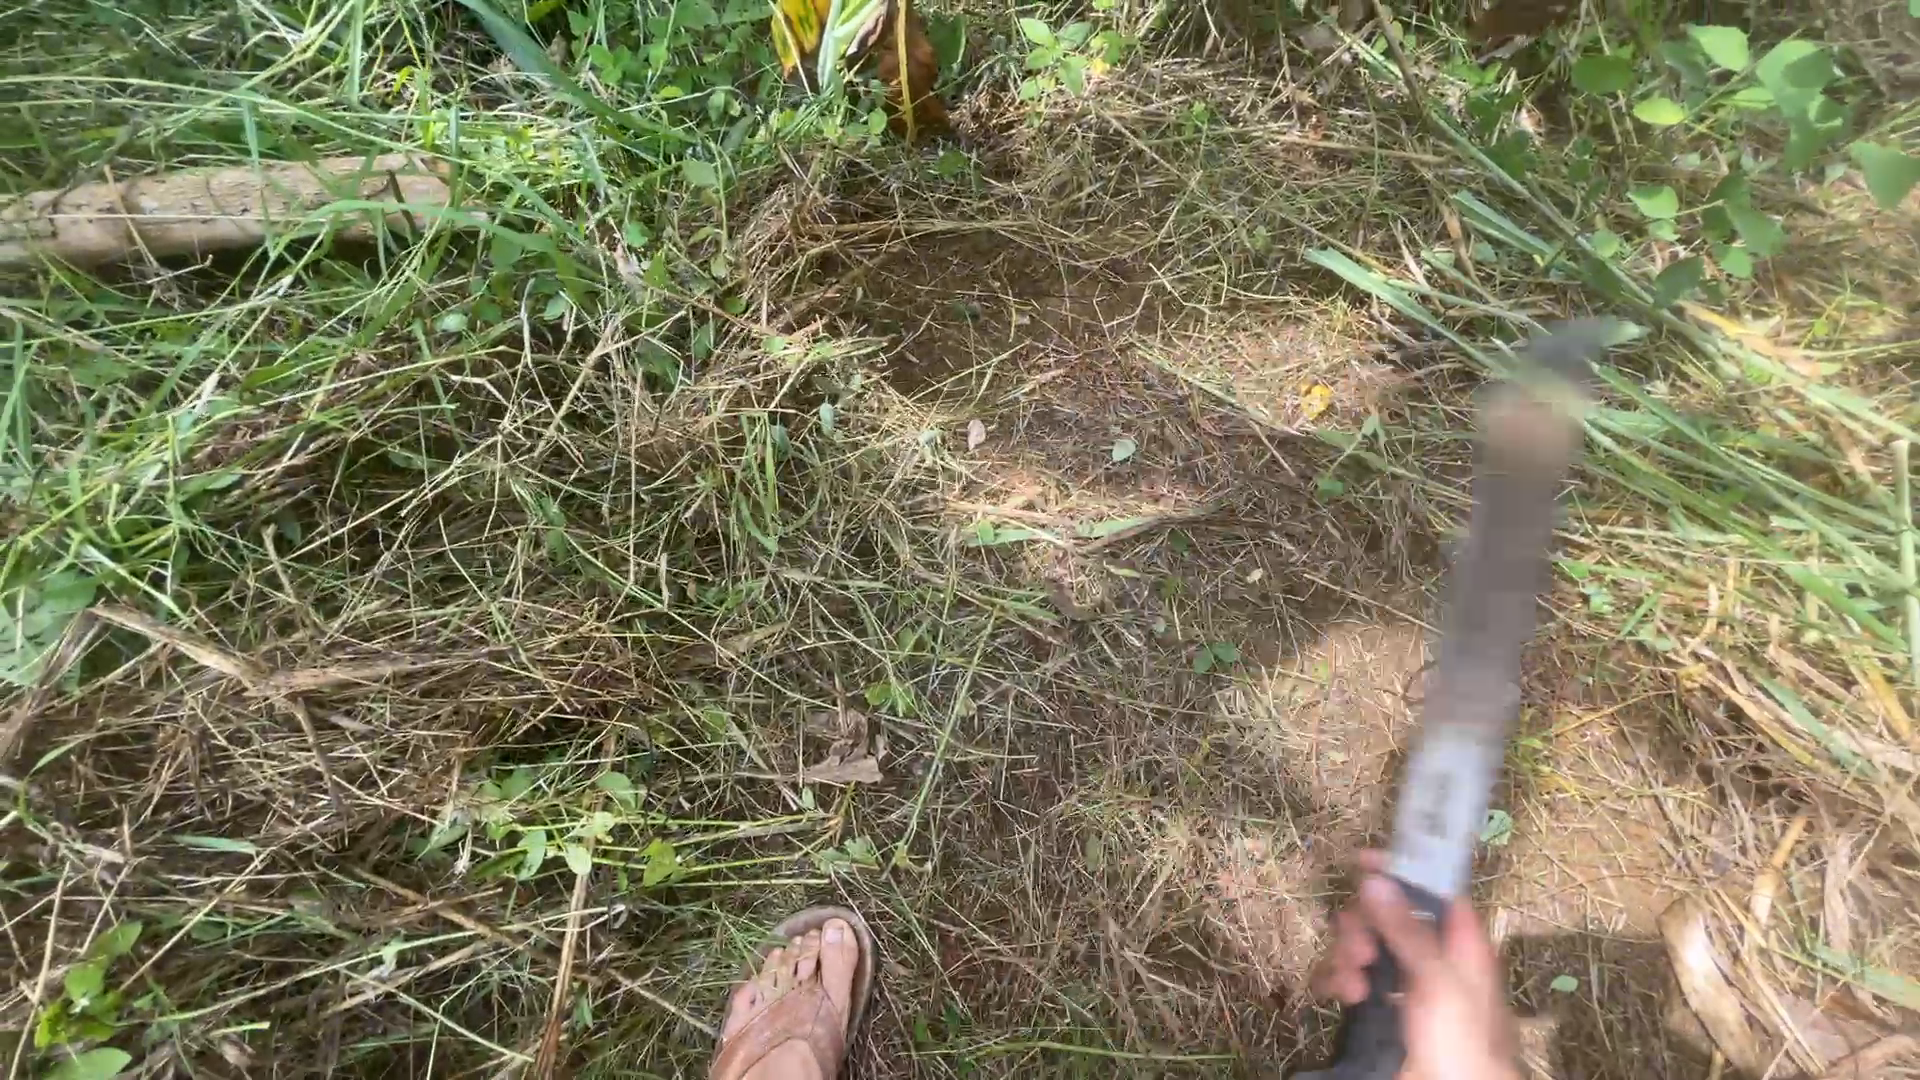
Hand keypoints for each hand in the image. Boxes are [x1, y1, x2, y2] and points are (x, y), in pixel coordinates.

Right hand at [1313, 852, 1519, 1079]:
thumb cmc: (1460, 1044)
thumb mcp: (1438, 983)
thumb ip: (1407, 930)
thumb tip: (1373, 878)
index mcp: (1458, 947)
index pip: (1432, 890)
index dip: (1400, 871)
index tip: (1361, 861)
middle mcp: (1429, 959)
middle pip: (1385, 915)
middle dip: (1361, 925)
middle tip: (1358, 949)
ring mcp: (1401, 983)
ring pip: (1361, 943)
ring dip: (1345, 957)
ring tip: (1350, 986)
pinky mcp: (1376, 1006)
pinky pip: (1345, 975)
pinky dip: (1335, 979)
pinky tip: (1337, 995)